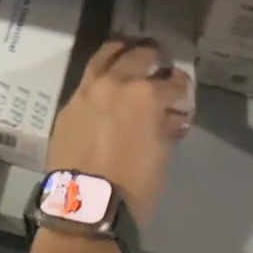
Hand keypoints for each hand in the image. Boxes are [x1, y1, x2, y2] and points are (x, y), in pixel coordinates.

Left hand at [45, 38, 191, 227]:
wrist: (84, 204)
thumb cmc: (134, 186)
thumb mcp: (160, 156)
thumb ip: (166, 128)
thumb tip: (172, 117)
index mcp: (146, 96)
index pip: (171, 82)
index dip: (181, 84)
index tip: (183, 85)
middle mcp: (117, 83)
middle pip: (138, 56)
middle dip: (153, 55)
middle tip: (160, 57)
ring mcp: (89, 89)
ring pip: (106, 56)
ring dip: (121, 51)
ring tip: (129, 49)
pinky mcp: (70, 103)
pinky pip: (87, 78)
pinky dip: (100, 72)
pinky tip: (106, 76)